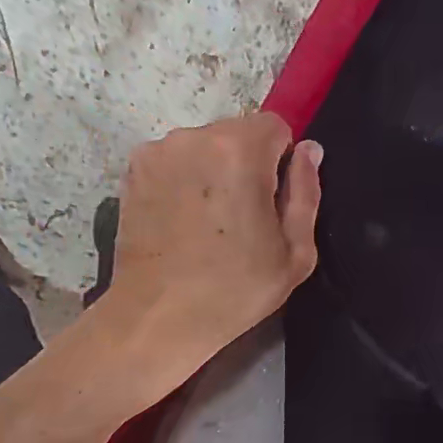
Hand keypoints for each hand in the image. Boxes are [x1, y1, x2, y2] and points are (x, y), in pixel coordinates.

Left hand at [105, 112, 322, 361]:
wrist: (157, 316)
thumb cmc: (234, 289)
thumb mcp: (294, 251)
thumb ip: (306, 191)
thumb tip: (309, 150)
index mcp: (239, 150)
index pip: (275, 126)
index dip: (280, 161)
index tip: (270, 200)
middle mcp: (194, 137)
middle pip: (235, 133)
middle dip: (244, 163)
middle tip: (239, 216)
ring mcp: (157, 152)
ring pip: (202, 147)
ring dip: (211, 171)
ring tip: (206, 222)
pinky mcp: (133, 170)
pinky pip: (173, 162)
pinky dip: (181, 180)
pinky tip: (179, 220)